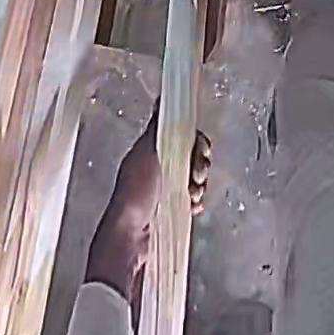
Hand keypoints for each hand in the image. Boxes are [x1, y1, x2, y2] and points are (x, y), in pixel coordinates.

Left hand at [84, 111, 213, 302]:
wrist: (131, 234)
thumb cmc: (137, 190)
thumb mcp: (147, 153)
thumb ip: (158, 127)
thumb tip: (161, 100)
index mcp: (153, 148)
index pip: (183, 135)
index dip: (196, 142)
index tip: (202, 151)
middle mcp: (160, 165)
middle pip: (193, 156)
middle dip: (200, 165)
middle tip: (197, 176)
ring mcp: (166, 187)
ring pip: (195, 178)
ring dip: (199, 185)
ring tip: (192, 195)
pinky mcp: (172, 207)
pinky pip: (192, 197)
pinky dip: (195, 201)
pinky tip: (192, 206)